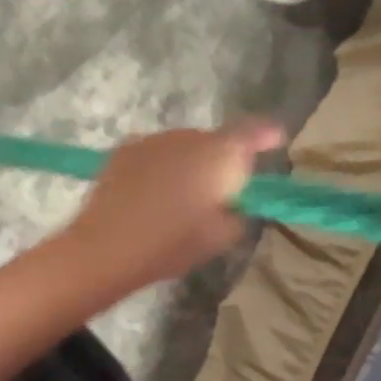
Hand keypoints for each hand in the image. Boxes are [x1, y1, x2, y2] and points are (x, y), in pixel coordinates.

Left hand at [62, 121, 285, 283]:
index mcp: (221, 154)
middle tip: (213, 195)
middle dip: (218, 162)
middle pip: (214, 142)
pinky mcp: (123, 151)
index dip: (267, 136)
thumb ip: (239, 213)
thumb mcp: (220, 238)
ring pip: (180, 148)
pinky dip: (156, 169)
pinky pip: (152, 156)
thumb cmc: (170, 245)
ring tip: (174, 199)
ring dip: (184, 165)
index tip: (274, 141)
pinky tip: (146, 196)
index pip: (254, 132)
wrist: (105, 248)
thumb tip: (236, 203)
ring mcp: (153, 140)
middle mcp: (189, 136)